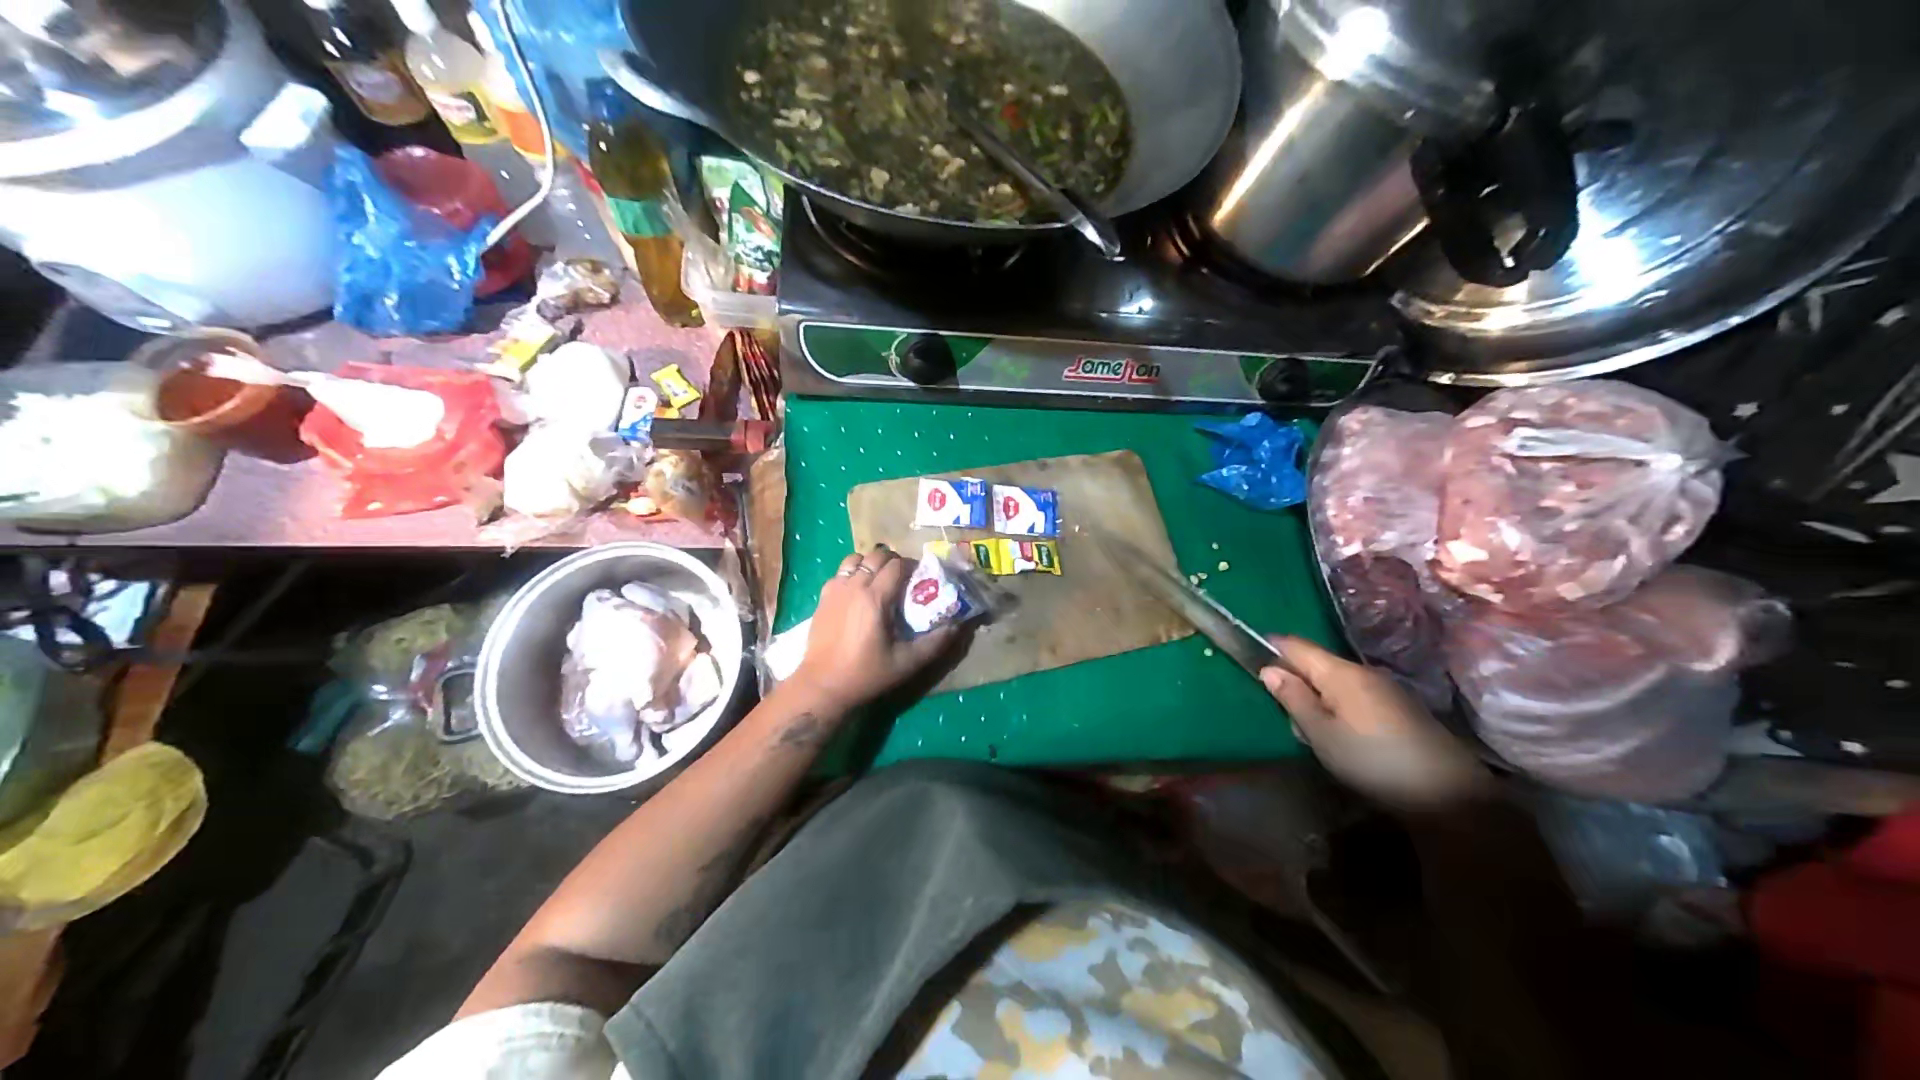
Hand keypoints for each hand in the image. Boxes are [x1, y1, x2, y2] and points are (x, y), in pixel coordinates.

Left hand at [789, 546, 960, 712]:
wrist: (823, 685)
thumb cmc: (867, 674)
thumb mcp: (907, 662)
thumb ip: (935, 642)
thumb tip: (957, 626)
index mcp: (875, 598)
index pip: (897, 565)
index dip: (912, 567)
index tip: (920, 579)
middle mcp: (854, 586)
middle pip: (877, 555)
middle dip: (893, 561)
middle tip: (904, 578)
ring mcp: (835, 589)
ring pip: (855, 558)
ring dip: (871, 563)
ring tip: (880, 580)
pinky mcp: (823, 597)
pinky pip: (840, 572)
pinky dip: (853, 573)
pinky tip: (858, 592)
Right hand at [1261, 636, 1492, 811]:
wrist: (1448, 795)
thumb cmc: (1372, 761)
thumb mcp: (1321, 734)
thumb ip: (1293, 698)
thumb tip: (1269, 669)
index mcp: (1341, 672)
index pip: (1296, 645)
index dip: (1271, 648)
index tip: (1249, 659)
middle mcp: (1364, 672)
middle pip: (1317, 664)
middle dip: (1294, 679)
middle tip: (1281, 711)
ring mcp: (1386, 689)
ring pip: (1335, 682)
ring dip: (1316, 697)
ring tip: (1309, 730)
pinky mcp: (1400, 709)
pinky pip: (1355, 696)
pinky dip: (1337, 707)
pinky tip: (1340, 736)